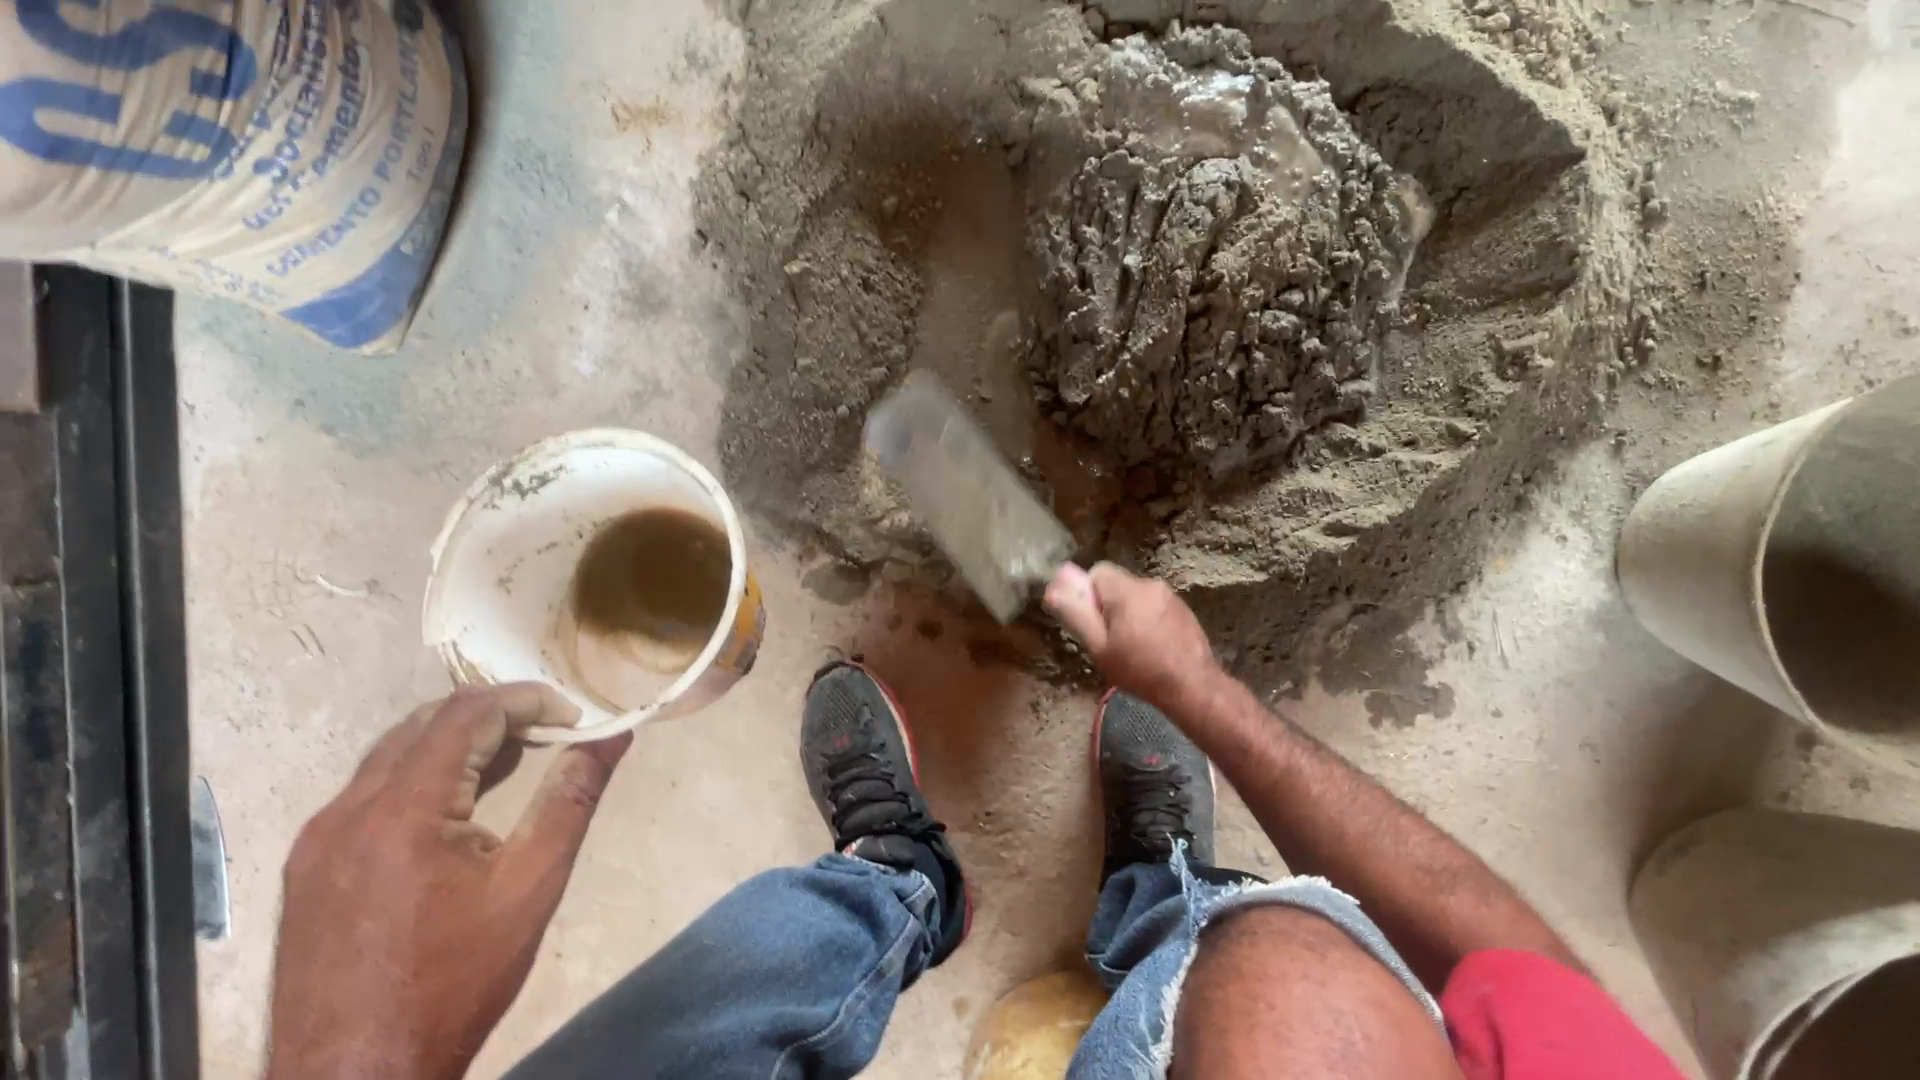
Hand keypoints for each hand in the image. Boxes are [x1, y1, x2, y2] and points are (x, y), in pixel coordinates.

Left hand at [266, 684, 630, 1079]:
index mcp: (402, 809)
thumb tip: (612, 736)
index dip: (526, 700)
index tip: (573, 717)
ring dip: (456, 745)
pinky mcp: (309, 866)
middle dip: (493, 716)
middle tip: (549, 735)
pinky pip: (370, 793)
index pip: (467, 714)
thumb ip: (572, 798)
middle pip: (425, 724)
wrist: (357, 1075)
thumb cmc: (457, 978)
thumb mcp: (533, 884)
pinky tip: (458, 809)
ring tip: (514, 762)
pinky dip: (423, 778)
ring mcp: (318, 839)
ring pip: (393, 754)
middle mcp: (347, 810)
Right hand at [1044, 562, 1222, 708]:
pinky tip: (1153, 647)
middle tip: (1110, 639)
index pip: (1097, 572)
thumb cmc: (1140, 670)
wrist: (1192, 686)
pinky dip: (1148, 619)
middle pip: (1117, 584)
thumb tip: (1052, 591)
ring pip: (1136, 596)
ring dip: (1129, 613)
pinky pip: (1154, 605)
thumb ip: (1076, 616)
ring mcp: (1170, 596)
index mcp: (1127, 590)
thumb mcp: (1100, 648)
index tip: (1093, 622)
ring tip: (1133, 647)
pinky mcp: (1184, 609)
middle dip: (1108, 606)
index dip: (1088, 594)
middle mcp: (1150, 584)